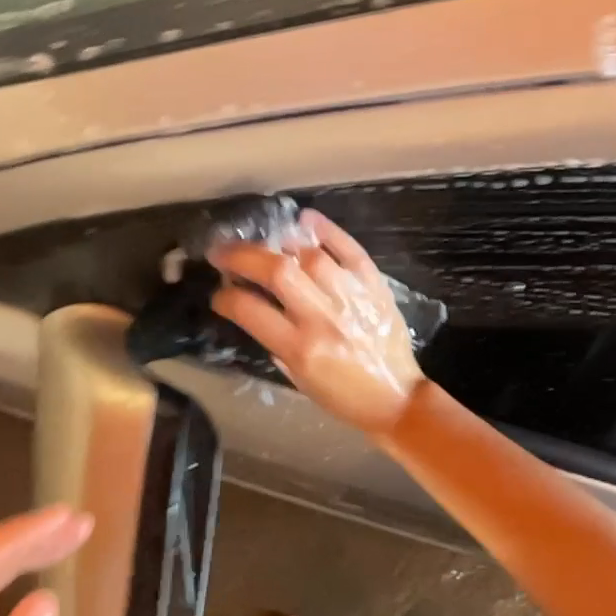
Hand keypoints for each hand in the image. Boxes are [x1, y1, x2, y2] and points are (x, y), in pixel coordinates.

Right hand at [210, 209, 425, 435]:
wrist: (396, 397)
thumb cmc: (341, 395)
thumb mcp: (297, 377)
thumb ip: (273, 339)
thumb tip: (250, 302)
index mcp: (301, 348)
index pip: (250, 310)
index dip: (226, 296)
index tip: (219, 292)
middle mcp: (324, 317)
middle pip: (278, 271)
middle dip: (243, 255)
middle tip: (223, 251)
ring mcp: (352, 297)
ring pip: (312, 255)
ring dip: (281, 242)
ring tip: (264, 241)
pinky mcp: (375, 285)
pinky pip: (350, 249)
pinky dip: (328, 230)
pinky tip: (306, 218)